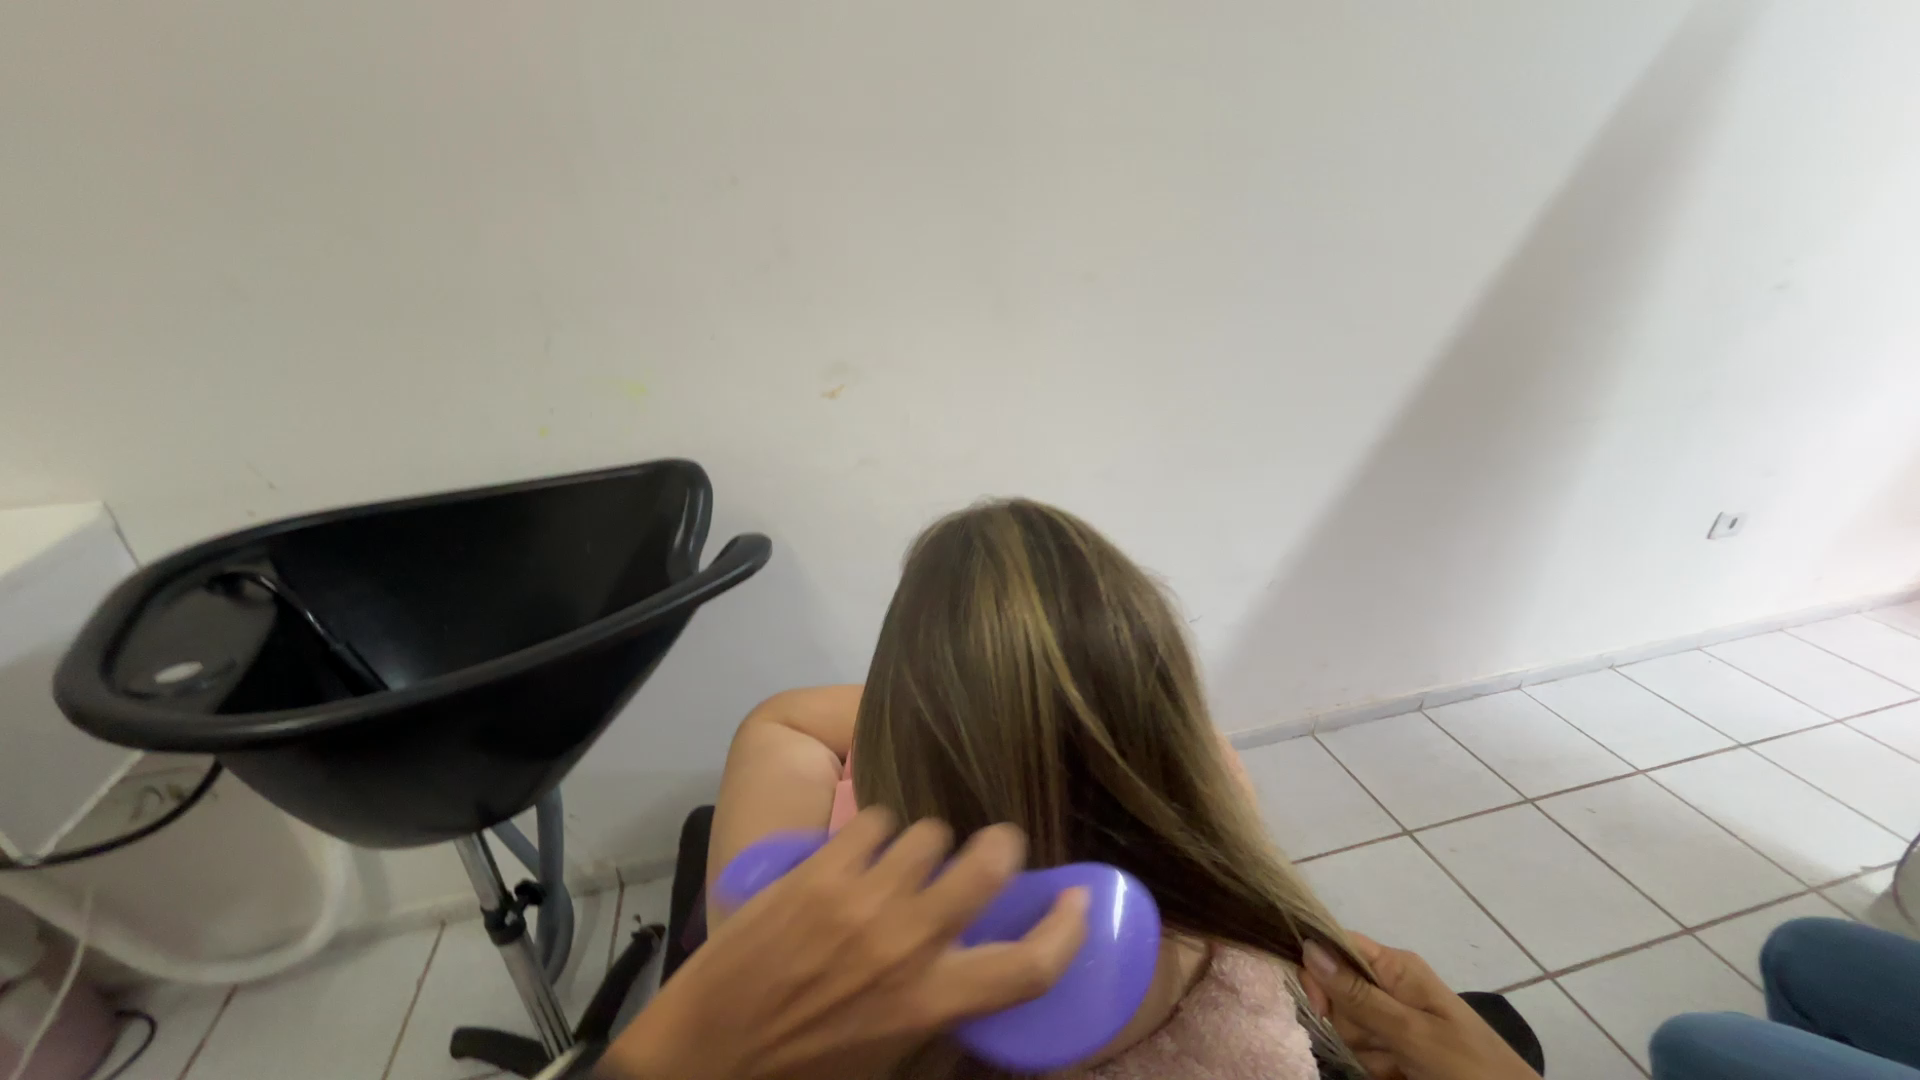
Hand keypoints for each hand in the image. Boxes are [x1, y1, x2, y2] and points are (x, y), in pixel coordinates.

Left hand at [599, 808, 1089, 1079]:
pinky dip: (877, 830)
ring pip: (930, 833)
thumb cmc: (803, 1069)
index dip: (1066, 931)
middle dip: (999, 846)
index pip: (1029, 966)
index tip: (1076, 902)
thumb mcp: (889, 1058)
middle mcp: (909, 943)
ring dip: (928, 844)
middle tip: (990, 847)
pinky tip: (861, 849)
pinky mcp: (821, 869)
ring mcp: (864, 898)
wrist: (706, 1057)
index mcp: (931, 1003)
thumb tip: (972, 966)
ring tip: (906, 855)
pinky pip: (874, 820)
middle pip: (988, 867)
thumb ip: (939, 1009)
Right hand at [1301, 934, 1538, 1079]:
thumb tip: (1308, 945)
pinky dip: (1375, 1065)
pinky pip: (1362, 1046)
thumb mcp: (1411, 1033)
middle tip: (1382, 1046)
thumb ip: (1358, 994)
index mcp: (1397, 966)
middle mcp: (1390, 983)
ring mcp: (1393, 1015)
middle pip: (1337, 988)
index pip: (1337, 945)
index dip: (1319, 969)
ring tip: (1400, 1067)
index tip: (1320, 1005)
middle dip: (1350, 1023)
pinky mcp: (1395, 1043)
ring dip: (1365, 1049)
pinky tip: (1399, 1074)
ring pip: (1347, 1022)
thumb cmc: (1469, 1068)